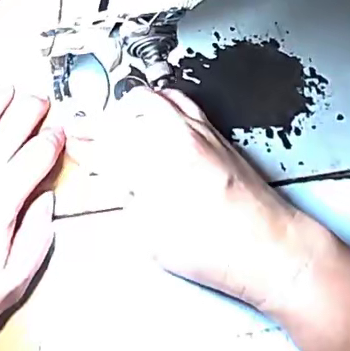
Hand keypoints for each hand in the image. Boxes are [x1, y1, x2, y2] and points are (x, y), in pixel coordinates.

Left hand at [0, 87, 62, 350]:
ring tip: (9, 90)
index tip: (62, 132)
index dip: (54, 139)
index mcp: (1, 198)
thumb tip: (47, 200)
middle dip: (32, 109)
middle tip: (42, 102)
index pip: (37, 154)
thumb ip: (36, 240)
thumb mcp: (8, 286)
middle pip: (11, 124)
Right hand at [65, 88, 329, 311]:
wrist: (274, 248)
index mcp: (159, 162)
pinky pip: (178, 101)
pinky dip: (157, 105)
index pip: (108, 141)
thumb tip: (113, 180)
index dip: (85, 141)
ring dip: (129, 109)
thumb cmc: (223, 252)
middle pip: (127, 110)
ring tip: (119, 126)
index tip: (74, 141)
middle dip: (104, 121)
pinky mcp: (215, 132)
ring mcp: (199, 130)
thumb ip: (128, 200)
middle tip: (93, 135)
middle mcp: (178, 136)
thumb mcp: (155, 238)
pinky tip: (155, 120)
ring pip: (152, 98)